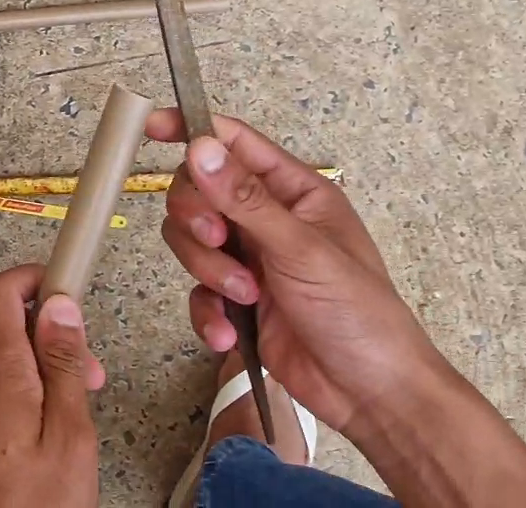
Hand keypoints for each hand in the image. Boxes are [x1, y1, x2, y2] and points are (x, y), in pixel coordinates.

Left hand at [0, 265, 104, 507]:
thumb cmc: (28, 507)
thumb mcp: (68, 438)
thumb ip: (62, 365)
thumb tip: (59, 305)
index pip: (2, 289)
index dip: (34, 279)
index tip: (68, 292)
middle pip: (4, 324)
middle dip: (48, 338)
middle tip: (90, 380)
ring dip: (33, 369)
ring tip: (68, 418)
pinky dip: (12, 392)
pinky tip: (35, 436)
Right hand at [151, 109, 447, 434]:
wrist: (373, 398)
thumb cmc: (359, 314)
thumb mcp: (301, 249)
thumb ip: (244, 198)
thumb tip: (198, 145)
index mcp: (291, 191)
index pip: (232, 141)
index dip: (193, 129)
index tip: (153, 128)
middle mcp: (263, 216)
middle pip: (196, 190)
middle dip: (197, 218)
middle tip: (218, 240)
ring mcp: (245, 256)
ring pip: (188, 237)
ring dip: (206, 268)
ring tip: (242, 297)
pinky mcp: (231, 297)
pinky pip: (193, 287)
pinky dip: (205, 310)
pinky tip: (227, 331)